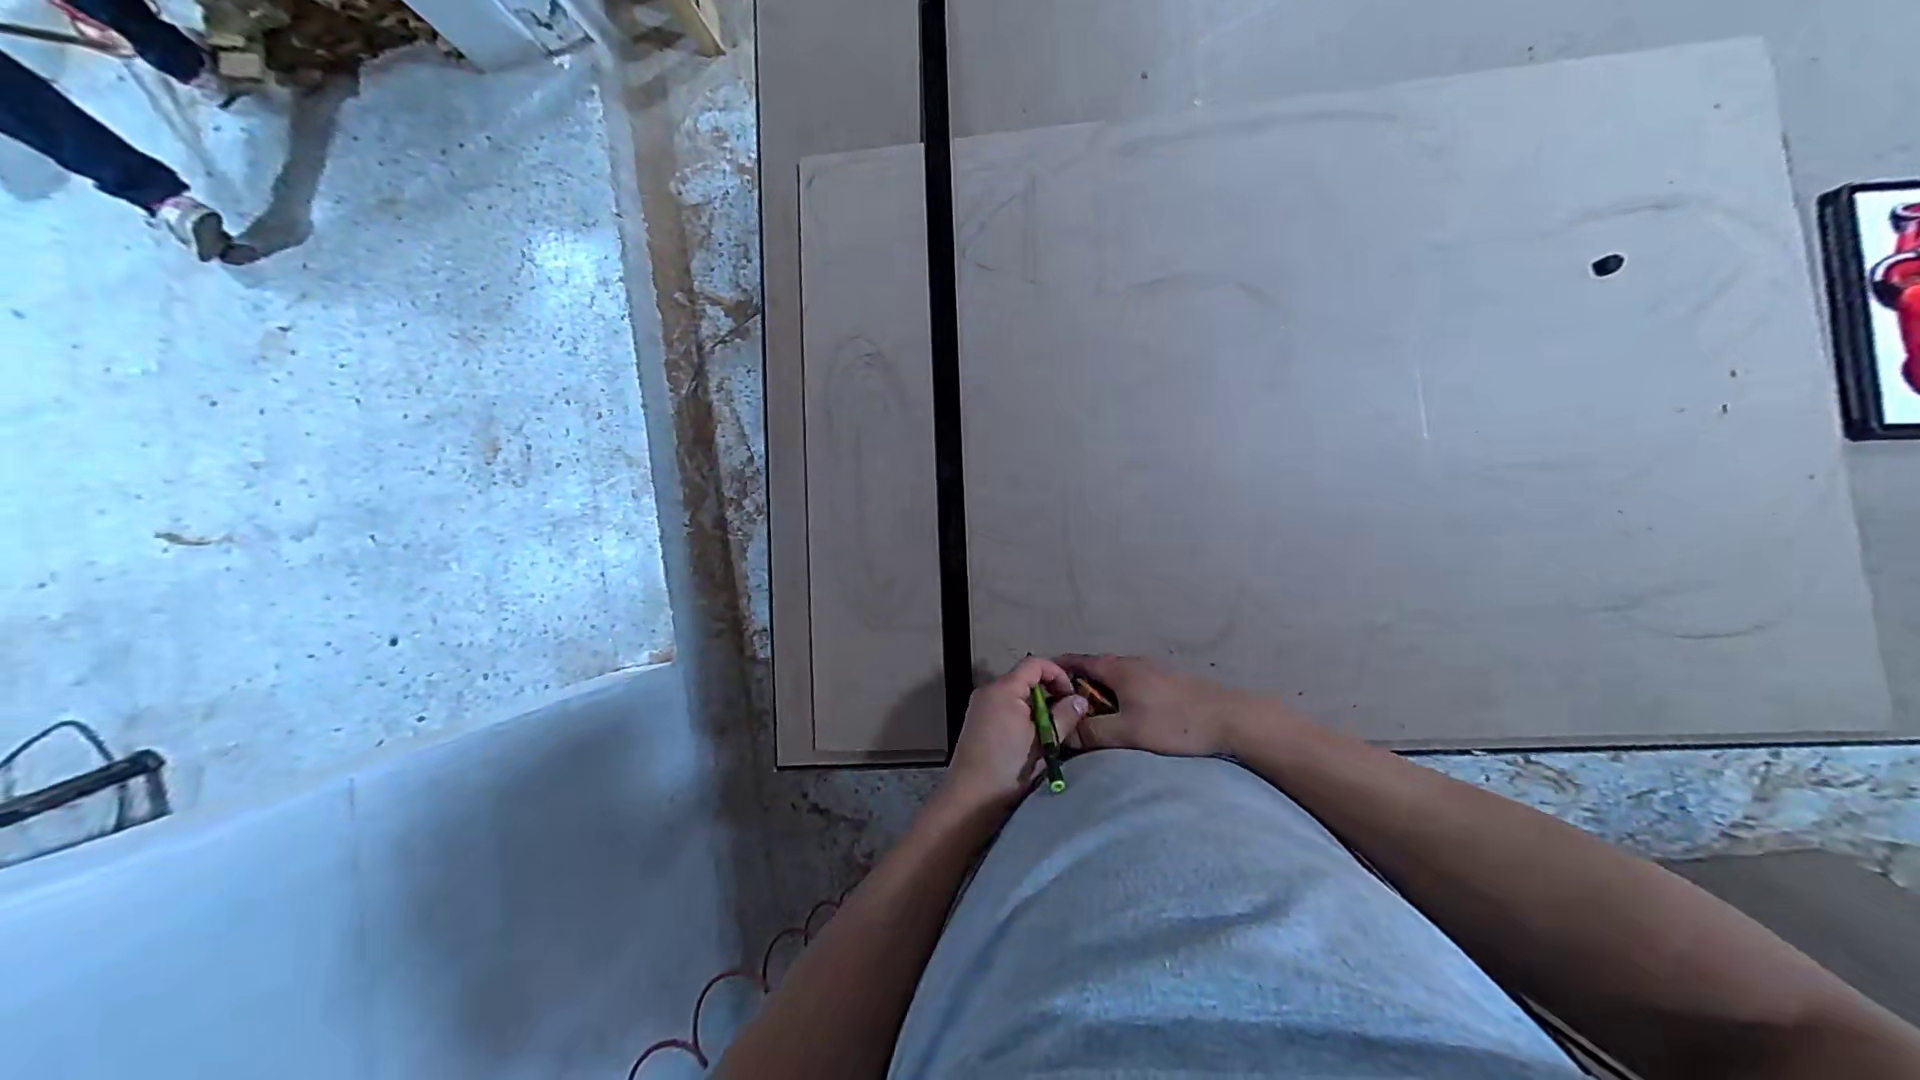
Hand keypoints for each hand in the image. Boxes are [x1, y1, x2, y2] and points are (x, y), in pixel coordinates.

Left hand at [943, 656, 1086, 811]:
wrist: (970, 798)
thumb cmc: (1008, 768)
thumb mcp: (1044, 741)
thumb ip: (1064, 716)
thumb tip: (1080, 700)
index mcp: (1004, 689)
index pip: (1035, 663)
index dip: (1058, 674)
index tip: (1071, 696)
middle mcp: (988, 691)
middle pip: (1025, 678)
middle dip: (1048, 693)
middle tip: (1066, 715)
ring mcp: (979, 705)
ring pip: (1015, 694)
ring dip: (1036, 707)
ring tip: (1050, 730)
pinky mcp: (976, 721)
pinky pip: (1004, 706)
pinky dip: (1021, 714)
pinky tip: (1030, 738)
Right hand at [1057, 654, 1302, 758]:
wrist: (1234, 720)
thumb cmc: (1176, 723)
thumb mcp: (1127, 733)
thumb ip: (1091, 733)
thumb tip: (1063, 735)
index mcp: (1117, 668)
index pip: (1075, 662)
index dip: (1054, 671)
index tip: (1038, 686)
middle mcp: (1132, 664)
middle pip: (1093, 671)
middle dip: (1074, 690)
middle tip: (1061, 713)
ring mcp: (1152, 673)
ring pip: (1113, 682)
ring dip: (1097, 698)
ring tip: (1089, 722)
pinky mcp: (1168, 686)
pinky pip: (1130, 689)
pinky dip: (1116, 701)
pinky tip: (1122, 722)